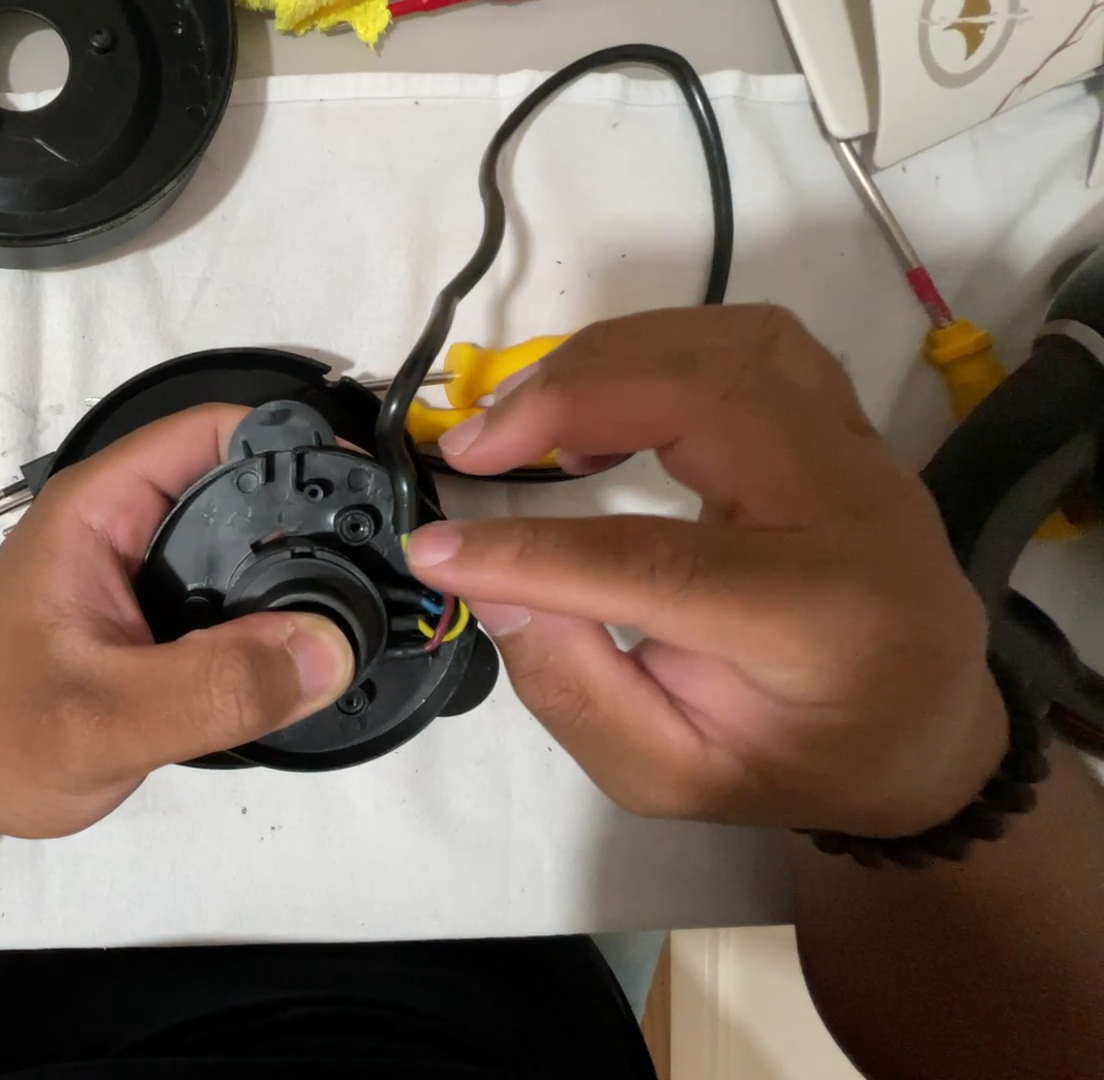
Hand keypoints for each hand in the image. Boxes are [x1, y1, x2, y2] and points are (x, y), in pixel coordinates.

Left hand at [0, 406, 354, 839]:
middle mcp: (127, 526)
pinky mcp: (152, 622)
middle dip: (315, 521)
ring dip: (298, 581)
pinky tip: (309, 661)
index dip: (300, 446)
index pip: (216, 433)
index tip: (376, 496)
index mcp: (103, 507)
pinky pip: (229, 607)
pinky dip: (270, 627)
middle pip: (242, 491)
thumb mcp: (99, 719)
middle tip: (389, 571)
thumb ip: (211, 688)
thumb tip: (329, 649)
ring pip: (241, 554)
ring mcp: (140, 575)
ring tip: (369, 618)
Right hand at [406, 305, 1005, 837]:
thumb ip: (568, 684)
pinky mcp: (833, 430)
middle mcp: (859, 514)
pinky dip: (647, 353)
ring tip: (519, 417)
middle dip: (565, 400)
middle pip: (710, 395)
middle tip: (470, 445)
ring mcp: (858, 456)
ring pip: (731, 343)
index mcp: (821, 621)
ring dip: (603, 361)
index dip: (523, 550)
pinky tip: (589, 411)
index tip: (428, 548)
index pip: (649, 560)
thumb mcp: (664, 772)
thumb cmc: (783, 763)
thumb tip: (482, 584)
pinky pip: (744, 345)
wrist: (915, 735)